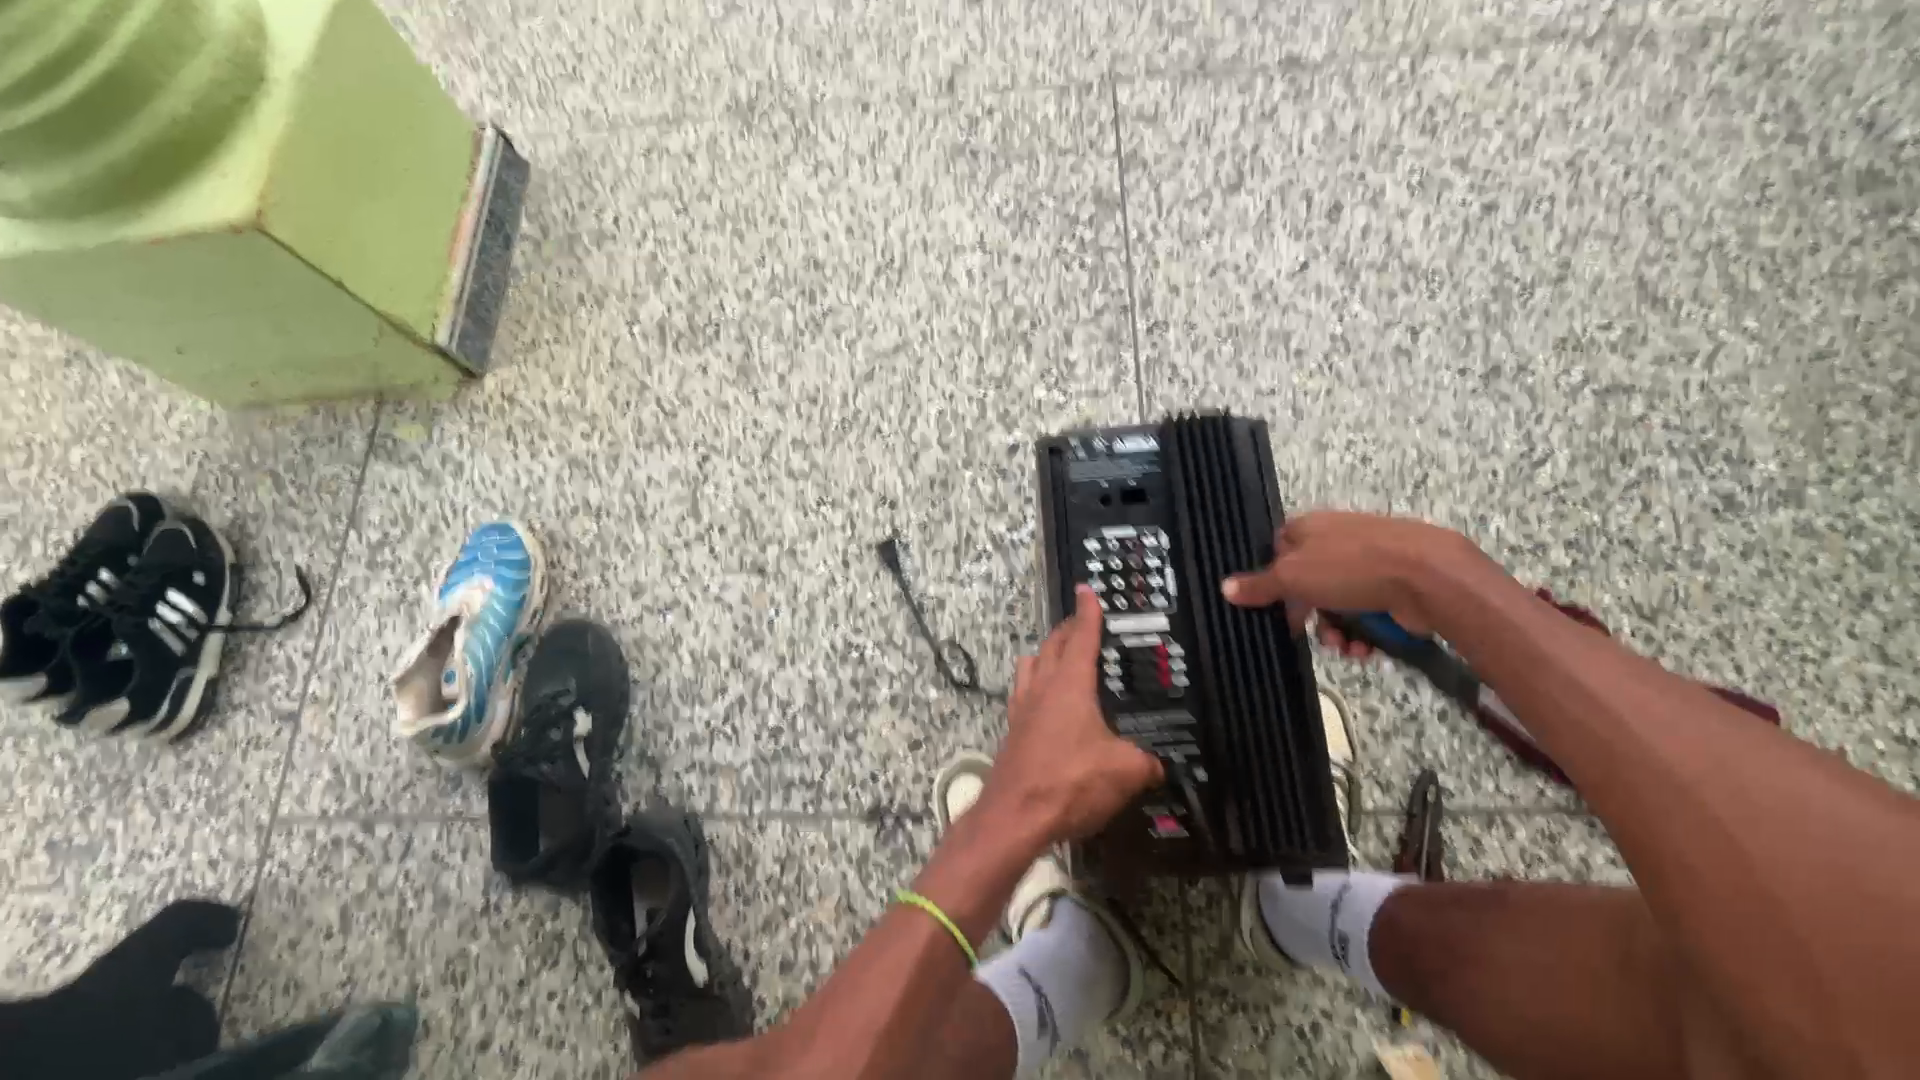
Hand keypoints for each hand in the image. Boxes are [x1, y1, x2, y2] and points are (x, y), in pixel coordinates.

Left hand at [982, 586, 1164, 842]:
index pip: (1081, 638)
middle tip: (1080, 623)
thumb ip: (1145, 762)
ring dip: (1043, 655)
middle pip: (1051, 646)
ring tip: (1058, 658)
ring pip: (1029, 668)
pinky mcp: (1012, 734)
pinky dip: (1034, 687)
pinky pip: (1022, 696)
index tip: (1086, 591)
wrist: (1015, 816)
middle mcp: (1041, 689)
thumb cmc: (1070, 782)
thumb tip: (1157, 765)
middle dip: (1066, 630)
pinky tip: (1043, 704)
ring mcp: (1021, 710)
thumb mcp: (1124, 772)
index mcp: (1070, 685)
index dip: (1088, 613)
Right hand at [1218, 511, 1482, 656]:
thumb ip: (1259, 585)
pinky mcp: (1393, 586)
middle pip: (1308, 586)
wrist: (1427, 575)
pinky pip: (1367, 615)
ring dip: (1337, 633)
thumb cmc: (1350, 568)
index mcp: (1308, 529)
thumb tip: (1224, 588)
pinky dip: (1364, 635)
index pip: (1277, 552)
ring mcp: (1367, 563)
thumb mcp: (1292, 576)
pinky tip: (1366, 649)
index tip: (1272, 609)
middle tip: (1311, 636)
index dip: (1272, 582)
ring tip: (1346, 648)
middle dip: (1309, 618)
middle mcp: (1336, 542)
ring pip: (1338, 605)